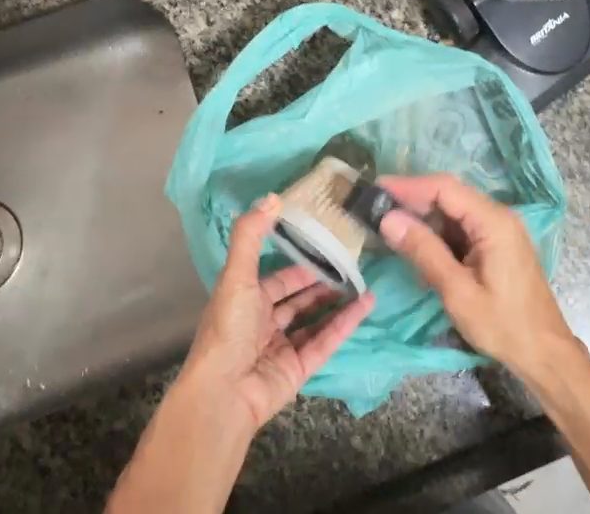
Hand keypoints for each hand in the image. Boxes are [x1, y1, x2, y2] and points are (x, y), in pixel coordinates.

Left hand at [177, 194, 376, 432]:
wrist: (224, 392)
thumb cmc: (228, 328)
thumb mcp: (236, 275)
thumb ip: (251, 235)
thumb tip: (272, 196)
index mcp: (245, 299)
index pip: (276, 277)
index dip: (298, 262)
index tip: (324, 244)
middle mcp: (263, 322)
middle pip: (297, 298)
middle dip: (320, 282)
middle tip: (350, 262)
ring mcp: (282, 347)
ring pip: (315, 319)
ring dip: (337, 302)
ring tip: (364, 281)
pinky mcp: (300, 369)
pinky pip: (326, 341)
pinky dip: (346, 324)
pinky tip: (366, 306)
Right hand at [377, 174, 582, 379]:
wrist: (545, 353)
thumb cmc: (504, 326)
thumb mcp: (458, 292)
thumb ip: (424, 251)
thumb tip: (388, 219)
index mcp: (494, 222)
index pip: (445, 188)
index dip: (409, 186)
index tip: (376, 190)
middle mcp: (498, 217)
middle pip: (449, 195)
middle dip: (412, 200)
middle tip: (375, 209)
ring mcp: (499, 230)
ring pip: (453, 211)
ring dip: (422, 217)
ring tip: (388, 225)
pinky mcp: (495, 244)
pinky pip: (461, 227)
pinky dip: (436, 232)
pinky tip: (415, 243)